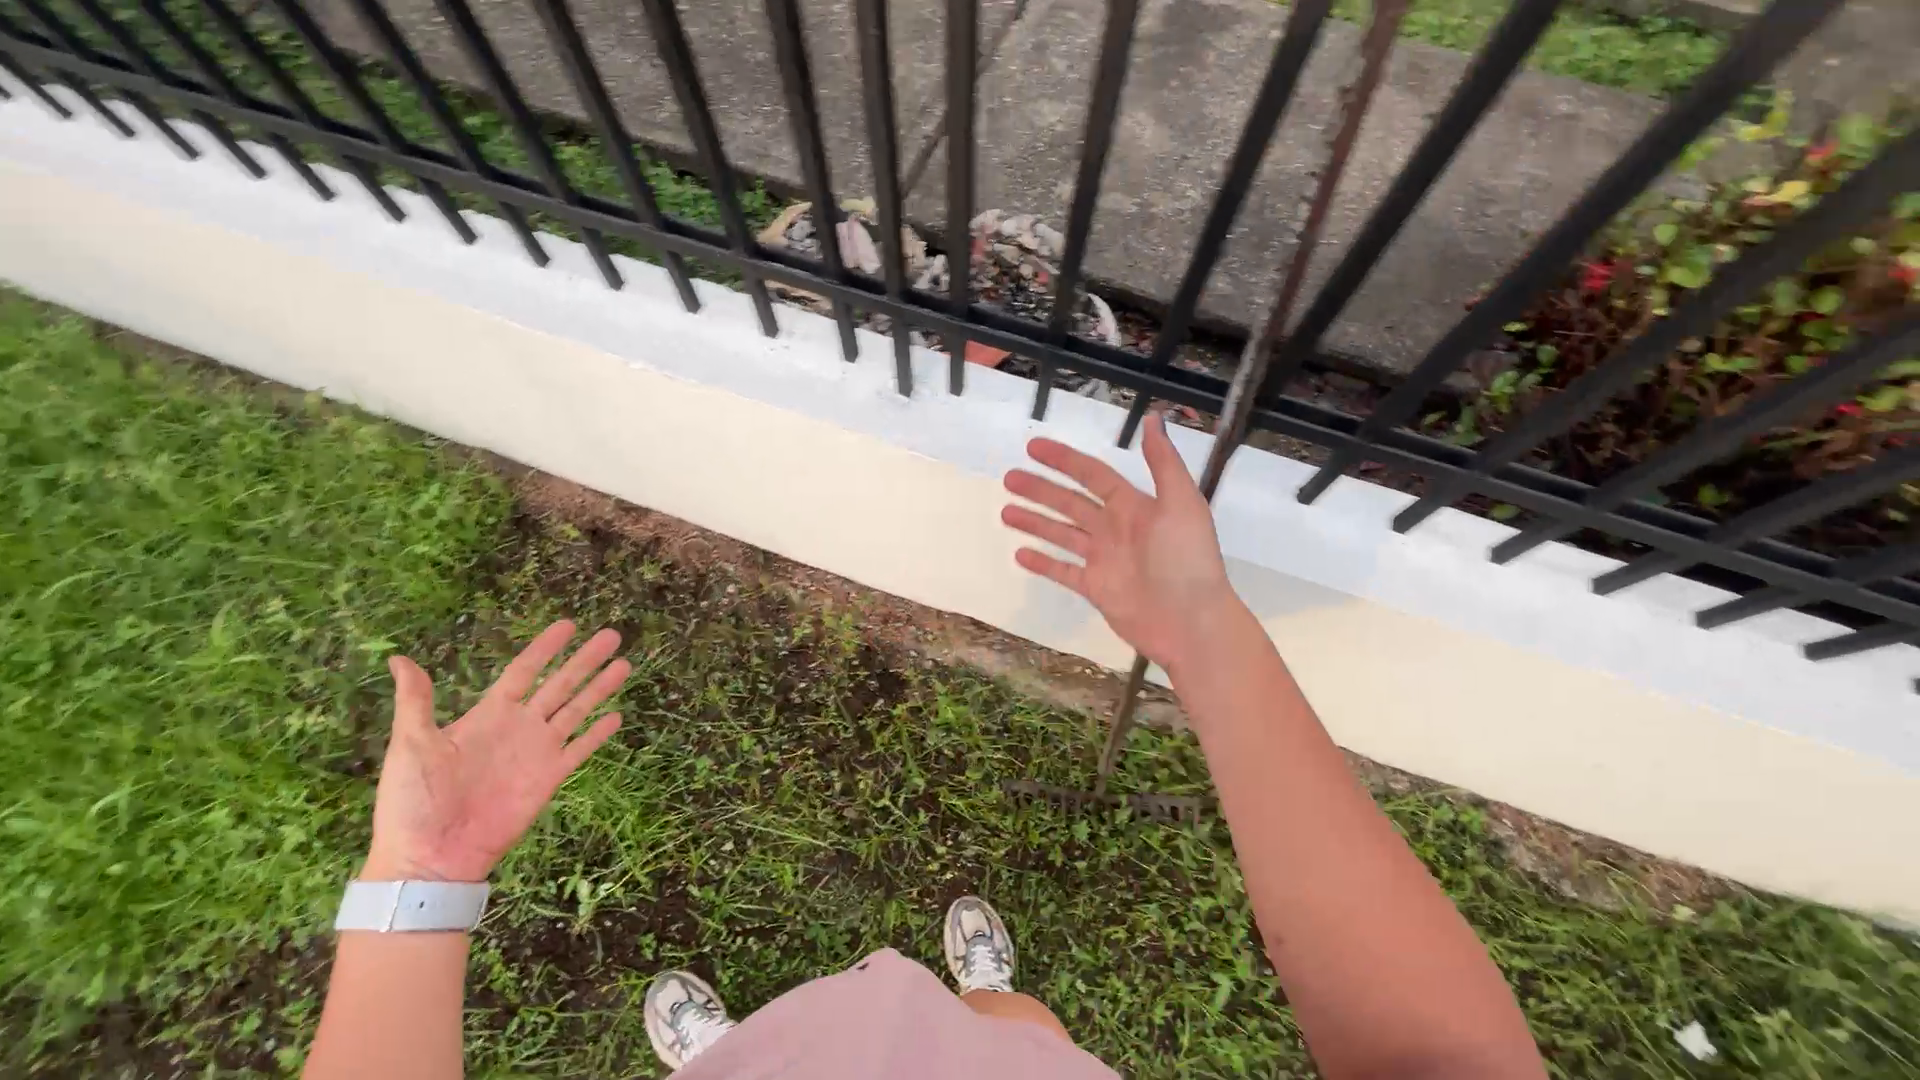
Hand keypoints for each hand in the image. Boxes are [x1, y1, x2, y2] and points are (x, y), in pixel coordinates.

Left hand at [362, 620, 630, 882]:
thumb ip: (416, 702)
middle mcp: (518, 728)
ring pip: (577, 711)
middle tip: (612, 635)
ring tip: (624, 665)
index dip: (545, 648)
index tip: (568, 625)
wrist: (431, 857)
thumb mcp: (409, 745)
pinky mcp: (549, 779)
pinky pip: (580, 750)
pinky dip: (598, 734)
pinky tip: (616, 717)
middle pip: (560, 684)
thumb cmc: (413, 802)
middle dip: (585, 660)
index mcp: (487, 715)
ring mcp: (537, 753)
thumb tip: (401, 659)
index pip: (524, 672)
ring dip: (600, 688)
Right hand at [1002, 412, 1239, 673]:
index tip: (1033, 447)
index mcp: (1134, 506)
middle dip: (1040, 490)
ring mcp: (1103, 560)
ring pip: (1061, 534)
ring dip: (1035, 522)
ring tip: (1005, 511)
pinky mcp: (1096, 589)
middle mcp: (1115, 529)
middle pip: (1070, 503)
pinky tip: (1020, 553)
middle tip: (1009, 477)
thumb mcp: (1182, 502)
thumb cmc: (1188, 559)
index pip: (1093, 475)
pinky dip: (1042, 563)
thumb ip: (1163, 462)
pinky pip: (1063, 572)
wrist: (1191, 620)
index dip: (1064, 460)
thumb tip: (1154, 418)